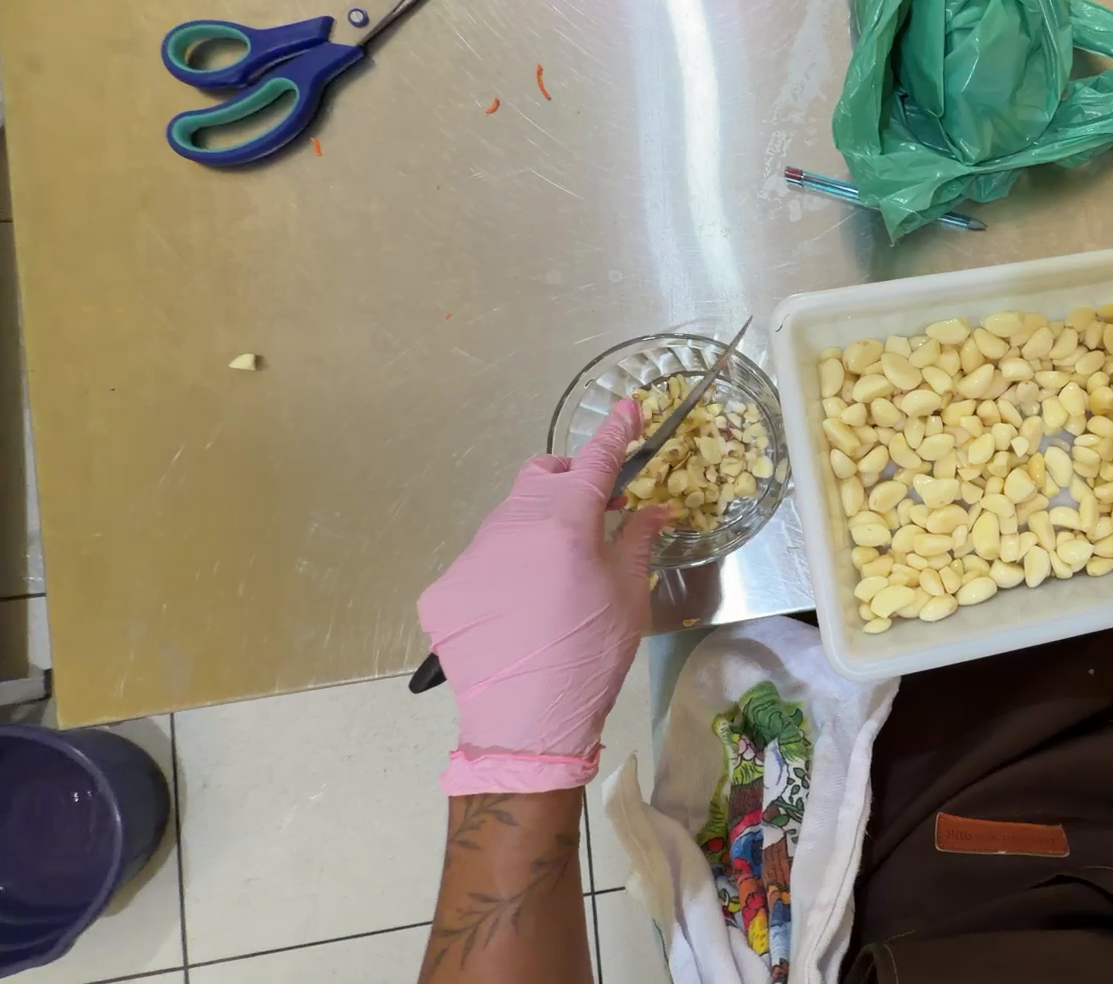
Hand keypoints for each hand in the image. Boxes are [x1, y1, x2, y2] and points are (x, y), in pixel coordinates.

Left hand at [418, 399, 667, 795]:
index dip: (614, 432)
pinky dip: (509, 562)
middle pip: (540, 476)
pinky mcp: (443, 588)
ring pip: (509, 515)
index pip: (594, 463)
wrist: (527, 722)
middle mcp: (510, 528)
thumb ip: (637, 539)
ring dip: (539, 523)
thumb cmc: (594, 653)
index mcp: (564, 526)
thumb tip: (654, 507)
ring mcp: (469, 557)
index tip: (628, 405)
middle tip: (596, 513)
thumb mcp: (629, 593)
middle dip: (569, 479)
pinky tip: (521, 603)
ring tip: (557, 571)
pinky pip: (483, 556)